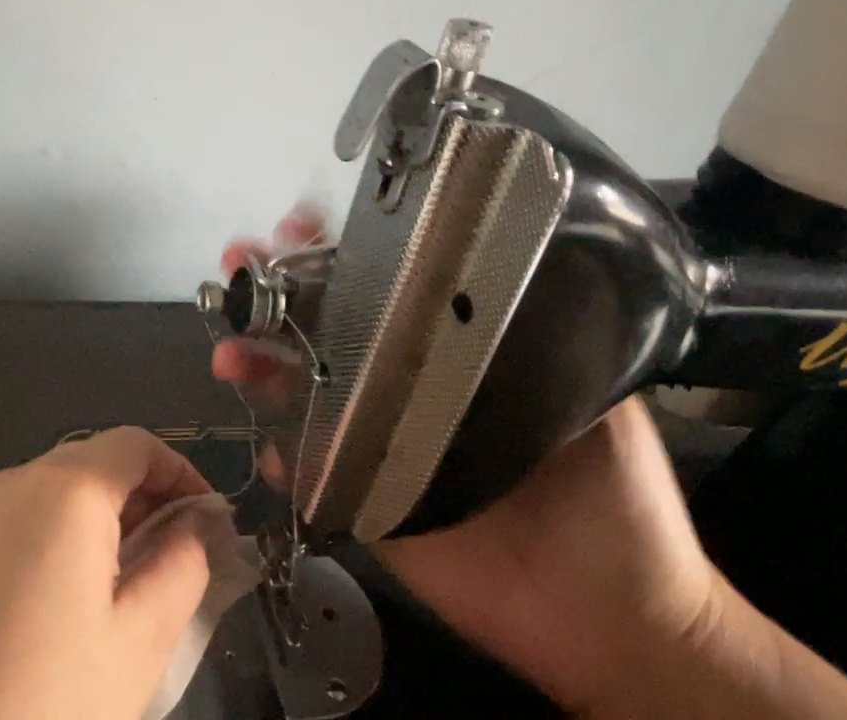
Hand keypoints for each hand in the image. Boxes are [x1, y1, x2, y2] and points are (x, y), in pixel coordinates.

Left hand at [0, 427, 214, 719]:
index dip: (180, 471)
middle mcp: (11, 483)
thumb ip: (182, 568)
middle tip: (170, 553)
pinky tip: (52, 599)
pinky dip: (47, 535)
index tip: (206, 518)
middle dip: (139, 495)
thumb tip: (196, 527)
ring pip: (48, 490)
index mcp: (66, 491)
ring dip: (93, 516)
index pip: (135, 443)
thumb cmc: (49, 700)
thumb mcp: (139, 642)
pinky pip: (9, 519)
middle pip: (90, 461)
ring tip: (115, 581)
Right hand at [214, 209, 846, 718]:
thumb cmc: (614, 499)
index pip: (386, 297)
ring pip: (306, 397)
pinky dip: (282, 458)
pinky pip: (312, 476)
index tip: (302, 229)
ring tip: (232, 350)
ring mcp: (379, 449)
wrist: (610, 617)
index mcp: (453, 359)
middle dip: (276, 297)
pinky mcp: (366, 507)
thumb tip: (495, 269)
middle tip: (241, 270)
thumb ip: (544, 337)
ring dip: (260, 366)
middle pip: (329, 336)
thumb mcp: (592, 397)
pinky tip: (268, 443)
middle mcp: (407, 393)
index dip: (338, 258)